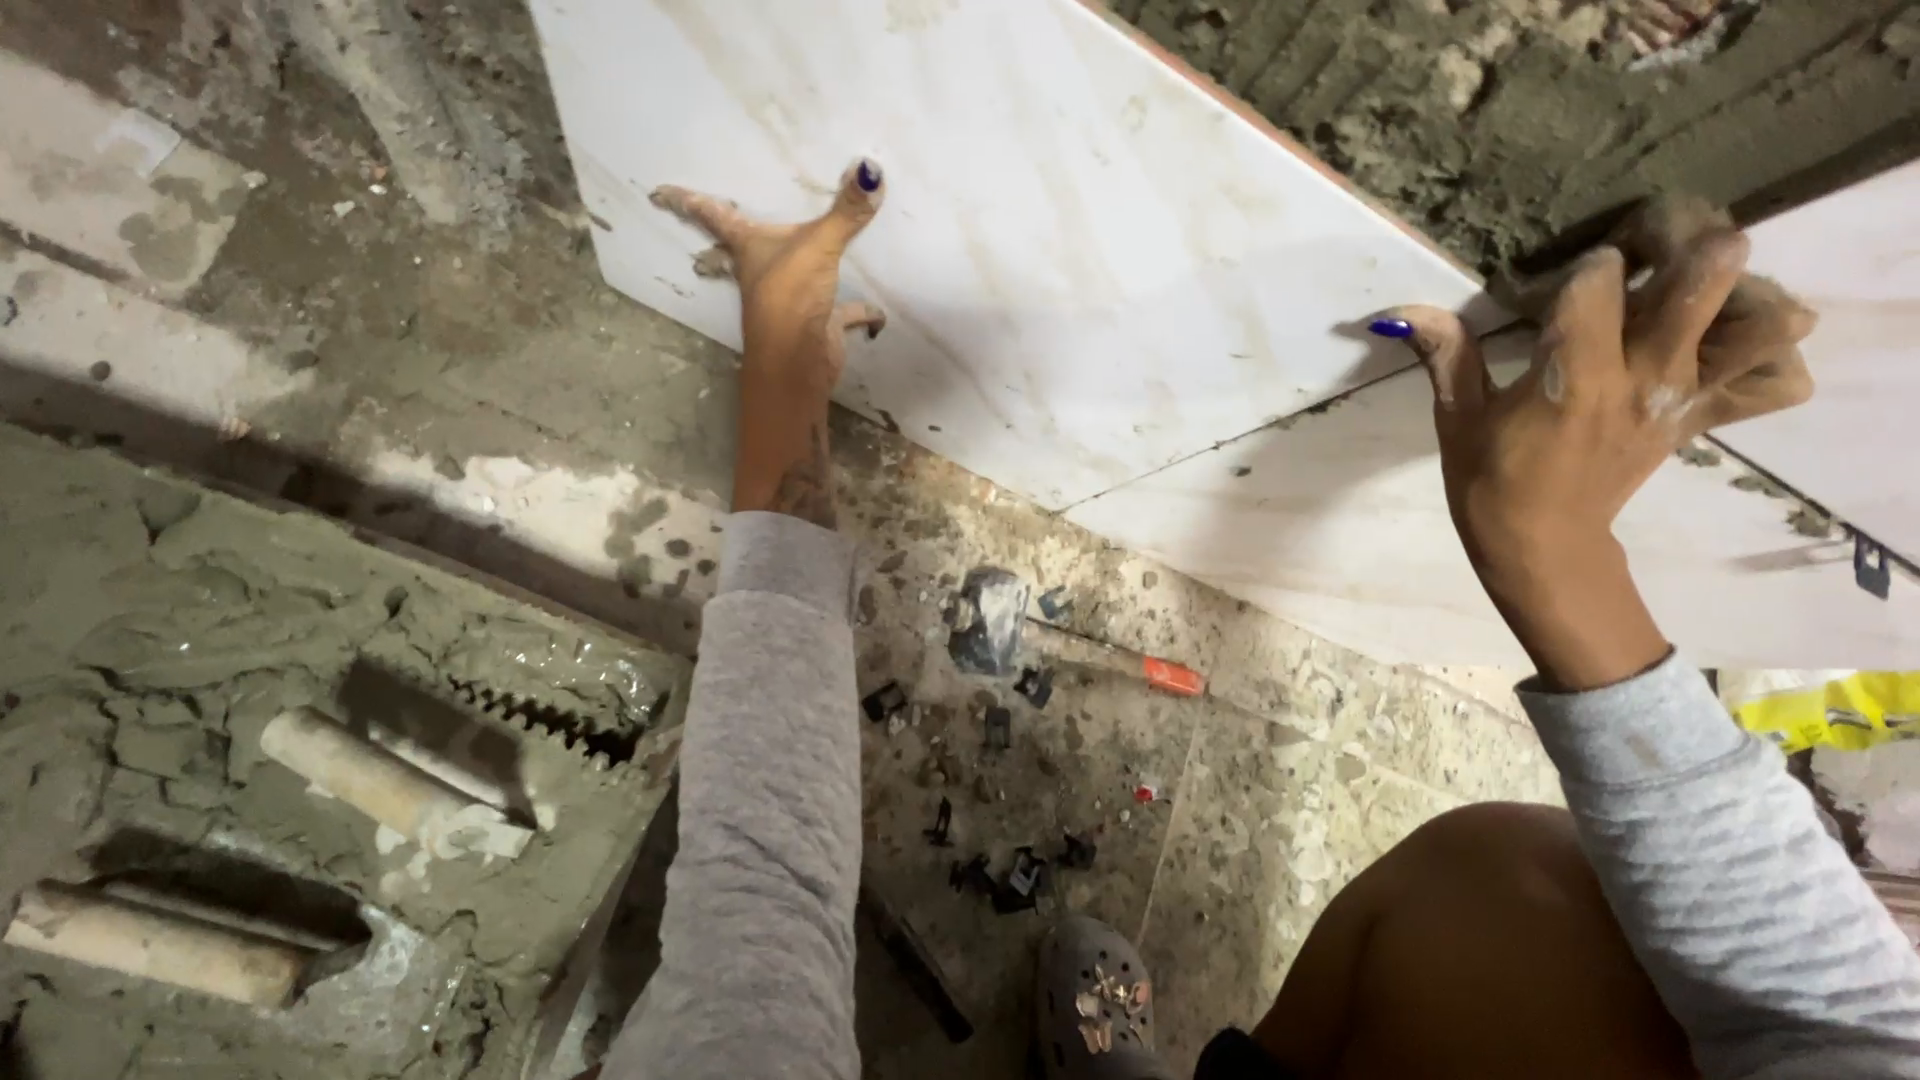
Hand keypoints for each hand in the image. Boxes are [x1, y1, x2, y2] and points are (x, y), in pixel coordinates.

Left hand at [651, 159, 887, 527]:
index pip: (714, 215)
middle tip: (732, 213)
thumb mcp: (818, 247)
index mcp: (750, 248)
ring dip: (803, 263)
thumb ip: (845, 212)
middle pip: (748, 246)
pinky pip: (843, 311)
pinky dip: (859, 311)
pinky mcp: (819, 321)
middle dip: (740, 234)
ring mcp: (791, 298)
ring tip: (815, 243)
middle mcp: (765, 271)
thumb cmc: (790, 298)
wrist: (798, 362)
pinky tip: (876, 310)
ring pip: (796, 274)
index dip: (689, 200)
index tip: (662, 190)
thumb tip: (870, 171)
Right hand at [1374, 219, 1816, 689]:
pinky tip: (1718, 349)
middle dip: (1679, 236)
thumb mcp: (1456, 417)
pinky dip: (1766, 356)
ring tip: (1689, 294)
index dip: (1572, 267)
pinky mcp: (1705, 419)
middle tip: (1642, 245)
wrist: (1541, 545)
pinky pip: (1778, 380)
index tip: (1543, 291)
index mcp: (1575, 375)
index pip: (1600, 277)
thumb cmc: (1488, 481)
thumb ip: (1445, 353)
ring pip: (1771, 318)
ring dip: (1739, 291)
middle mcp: (1646, 376)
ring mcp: (1686, 398)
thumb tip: (1401, 310)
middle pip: (1712, 267)